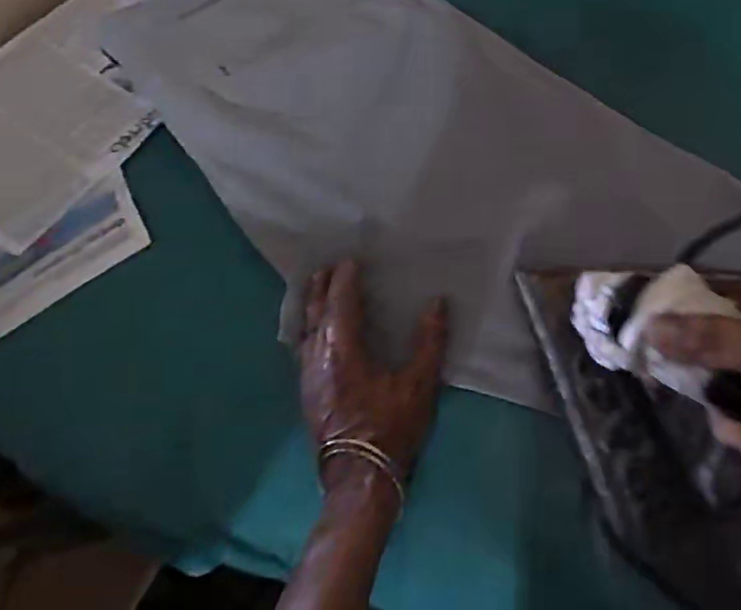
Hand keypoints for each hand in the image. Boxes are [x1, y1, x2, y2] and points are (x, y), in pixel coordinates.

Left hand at [296, 260, 448, 492]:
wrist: (359, 480)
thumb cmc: (391, 427)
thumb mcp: (420, 383)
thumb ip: (430, 341)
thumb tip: (437, 304)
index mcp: (344, 352)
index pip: (341, 305)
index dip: (345, 281)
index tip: (351, 259)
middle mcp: (318, 361)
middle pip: (316, 315)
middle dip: (322, 288)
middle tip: (328, 266)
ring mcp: (308, 380)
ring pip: (305, 333)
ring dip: (313, 307)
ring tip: (318, 289)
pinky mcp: (308, 394)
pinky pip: (303, 349)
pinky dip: (309, 329)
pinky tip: (314, 332)